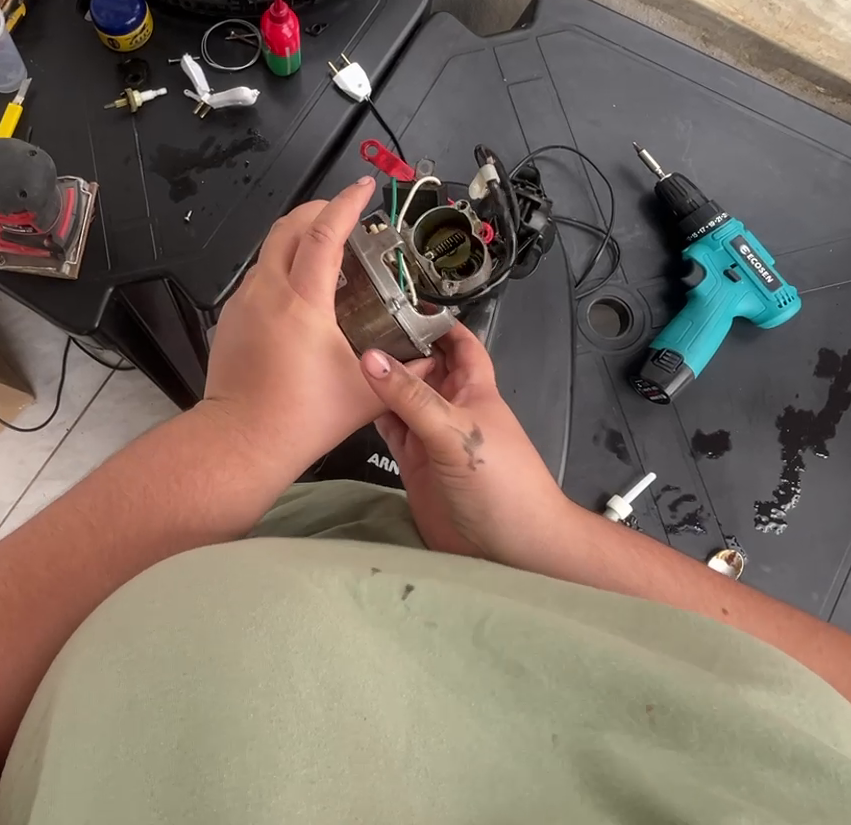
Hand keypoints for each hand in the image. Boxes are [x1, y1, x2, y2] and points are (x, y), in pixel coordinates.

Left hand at [203, 177, 425, 476]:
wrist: (240, 442)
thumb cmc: (302, 418)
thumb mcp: (365, 394)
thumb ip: (406, 373)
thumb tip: (433, 360)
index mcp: (302, 302)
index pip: (324, 234)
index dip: (346, 204)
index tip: (364, 187)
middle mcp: (267, 292)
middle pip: (287, 227)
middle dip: (317, 209)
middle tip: (344, 212)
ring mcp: (242, 304)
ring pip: (268, 251)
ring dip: (296, 238)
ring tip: (326, 251)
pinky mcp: (229, 321)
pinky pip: (256, 278)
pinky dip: (280, 268)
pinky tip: (299, 292)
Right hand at [360, 326, 576, 562]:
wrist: (510, 549)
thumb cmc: (501, 483)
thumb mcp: (455, 431)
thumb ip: (411, 397)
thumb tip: (369, 357)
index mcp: (473, 388)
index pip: (457, 342)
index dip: (436, 320)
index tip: (399, 300)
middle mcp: (449, 406)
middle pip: (420, 366)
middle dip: (395, 346)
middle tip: (353, 324)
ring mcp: (429, 434)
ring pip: (399, 396)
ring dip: (378, 379)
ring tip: (340, 353)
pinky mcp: (412, 461)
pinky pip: (389, 428)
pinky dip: (369, 414)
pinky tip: (346, 399)